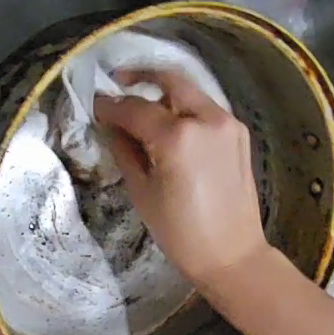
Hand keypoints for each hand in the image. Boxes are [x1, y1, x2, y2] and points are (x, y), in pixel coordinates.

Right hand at [94, 69, 270, 284]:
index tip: (95, 105)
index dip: (111, 106)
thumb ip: (126, 152)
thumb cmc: (181, 235)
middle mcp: (206, 119)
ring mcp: (227, 123)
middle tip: (119, 82)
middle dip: (141, 78)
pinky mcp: (239, 134)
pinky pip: (206, 110)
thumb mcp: (143, 194)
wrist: (231, 256)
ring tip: (144, 107)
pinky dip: (186, 109)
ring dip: (165, 93)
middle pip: (169, 81)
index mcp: (177, 137)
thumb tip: (113, 128)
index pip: (135, 109)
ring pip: (190, 92)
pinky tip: (172, 126)